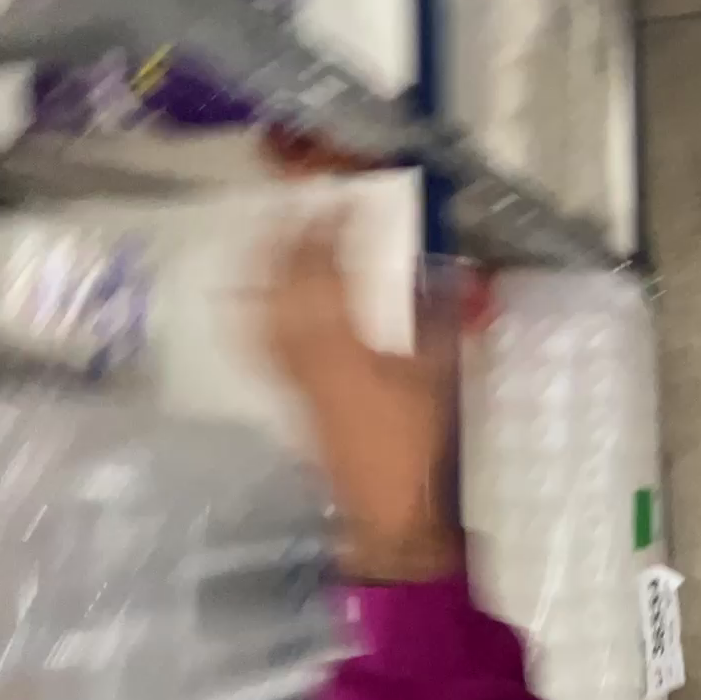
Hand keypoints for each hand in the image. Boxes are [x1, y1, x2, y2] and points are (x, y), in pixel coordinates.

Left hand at [264, 210, 462, 581]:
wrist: (383, 503)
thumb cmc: (415, 441)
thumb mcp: (437, 377)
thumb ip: (439, 320)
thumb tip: (447, 272)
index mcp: (342, 342)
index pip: (330, 268)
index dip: (337, 227)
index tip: (346, 196)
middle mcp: (301, 349)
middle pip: (279, 278)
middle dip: (287, 233)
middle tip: (300, 200)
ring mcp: (287, 370)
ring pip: (258, 301)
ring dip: (262, 261)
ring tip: (270, 232)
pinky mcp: (286, 388)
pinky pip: (256, 331)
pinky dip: (253, 301)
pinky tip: (253, 293)